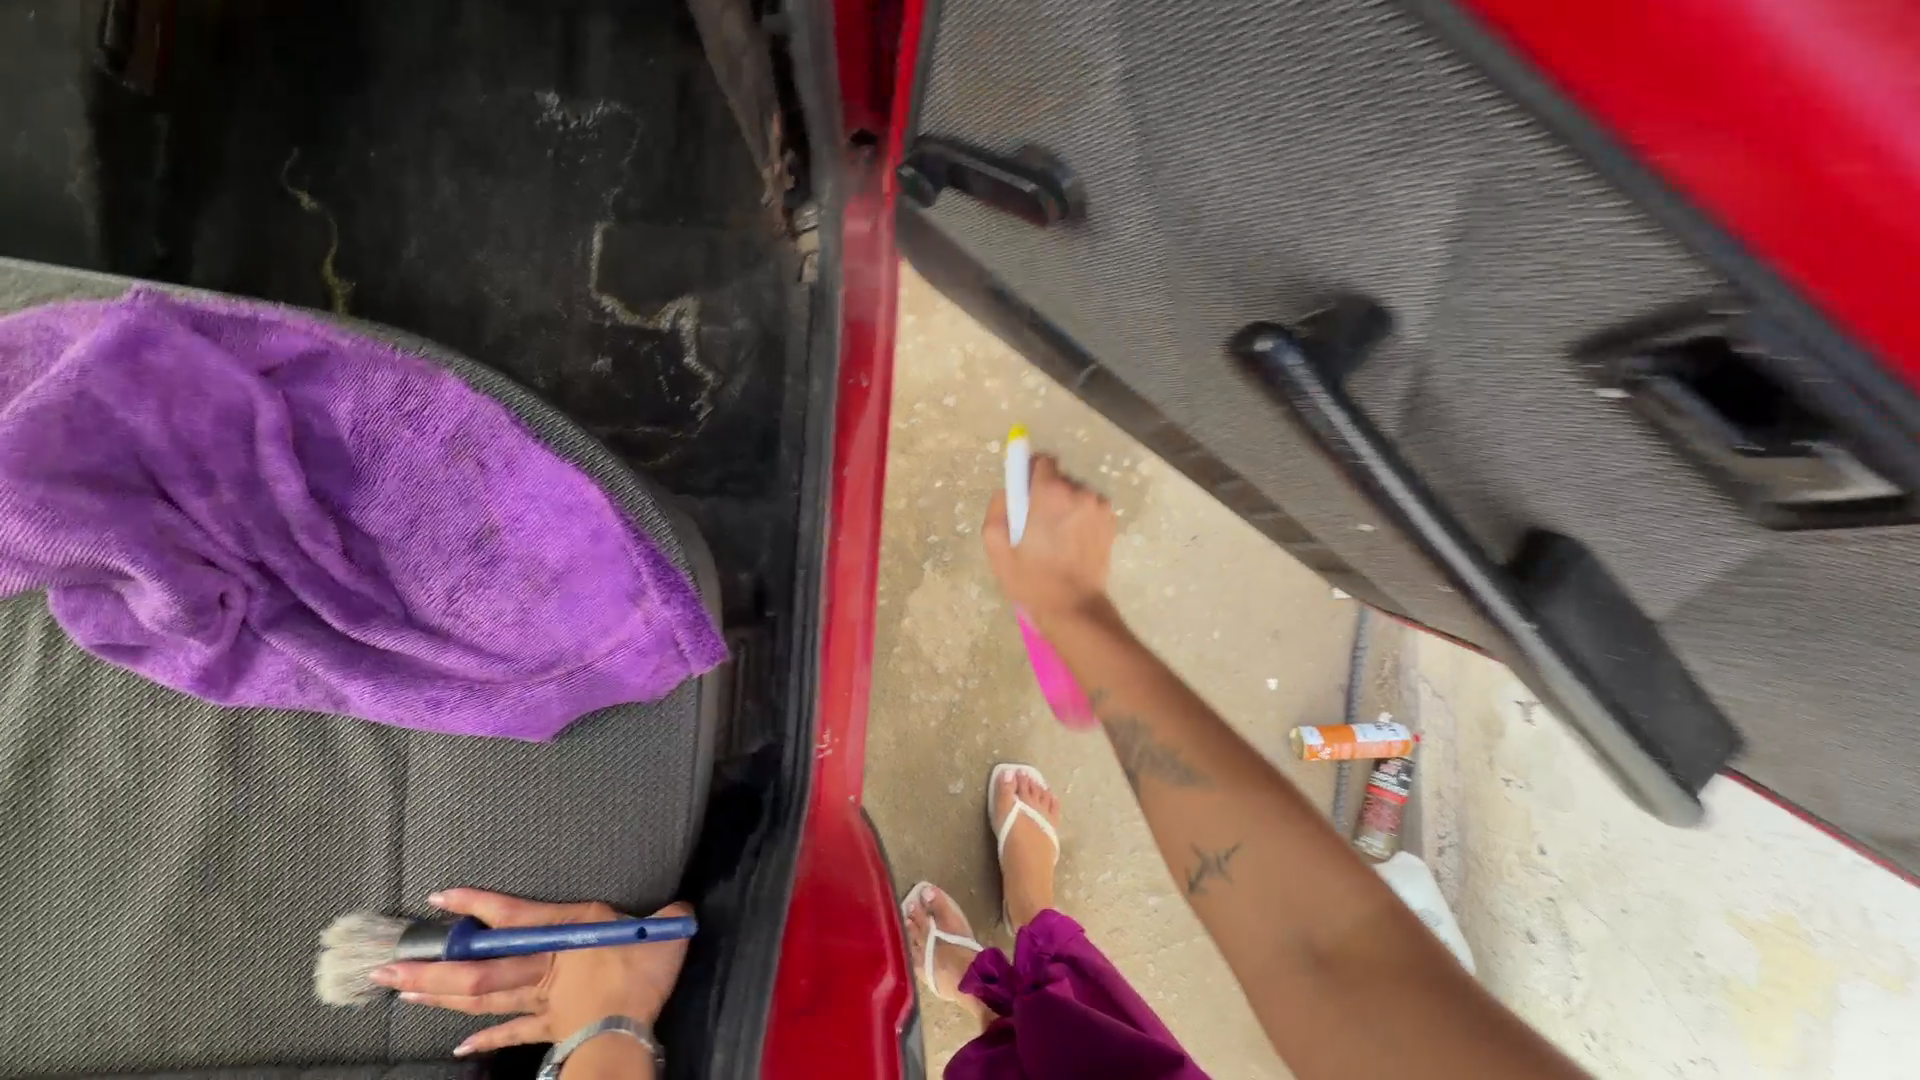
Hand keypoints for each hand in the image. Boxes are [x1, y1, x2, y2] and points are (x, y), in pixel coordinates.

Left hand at [371, 888, 692, 1057]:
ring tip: (405, 993)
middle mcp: (542, 963)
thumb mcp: (665, 932)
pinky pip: (510, 1033)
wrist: (628, 1029)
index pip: (512, 915)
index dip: (476, 906)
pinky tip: (460, 1048)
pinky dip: (486, 1040)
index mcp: (565, 931)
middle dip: (432, 965)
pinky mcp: (547, 1027)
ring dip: (442, 995)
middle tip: (387, 966)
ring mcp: (539, 999)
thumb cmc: (639, 974)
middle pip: (478, 965)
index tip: (439, 898)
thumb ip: (668, 917)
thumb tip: (680, 911)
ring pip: (482, 996)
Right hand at [982, 453, 1116, 628]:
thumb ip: (997, 511)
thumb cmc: (1033, 580)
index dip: (1030, 474)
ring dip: (1065, 507)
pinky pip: (1089, 509)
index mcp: (1051, 493)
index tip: (1024, 494)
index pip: (1042, 461)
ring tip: (1056, 540)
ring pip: (1075, 494)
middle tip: (1036, 526)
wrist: (1074, 608)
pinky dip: (1080, 518)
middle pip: (1058, 479)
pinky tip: (1072, 544)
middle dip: (1046, 495)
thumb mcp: (998, 550)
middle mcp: (1079, 492)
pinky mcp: (1111, 522)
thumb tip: (1006, 491)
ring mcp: (1100, 507)